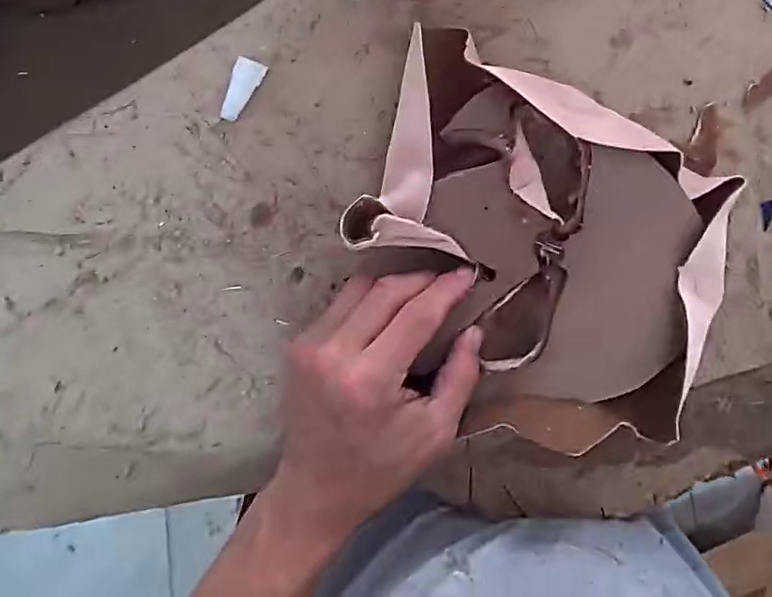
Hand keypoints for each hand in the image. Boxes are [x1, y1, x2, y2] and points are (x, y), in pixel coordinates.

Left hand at [194, 270, 482, 596]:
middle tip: (451, 283)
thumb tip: (472, 330)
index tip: (470, 275)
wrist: (310, 496)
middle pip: (388, 290)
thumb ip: (461, 376)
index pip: (416, 313)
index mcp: (369, 380)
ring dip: (398, 284)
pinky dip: (373, 296)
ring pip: (363, 286)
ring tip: (422, 295)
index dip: (447, 288)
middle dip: (425, 279)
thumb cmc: (379, 469)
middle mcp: (334, 356)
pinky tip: (390, 311)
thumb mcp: (437, 433)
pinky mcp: (299, 346)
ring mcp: (309, 348)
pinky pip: (344, 300)